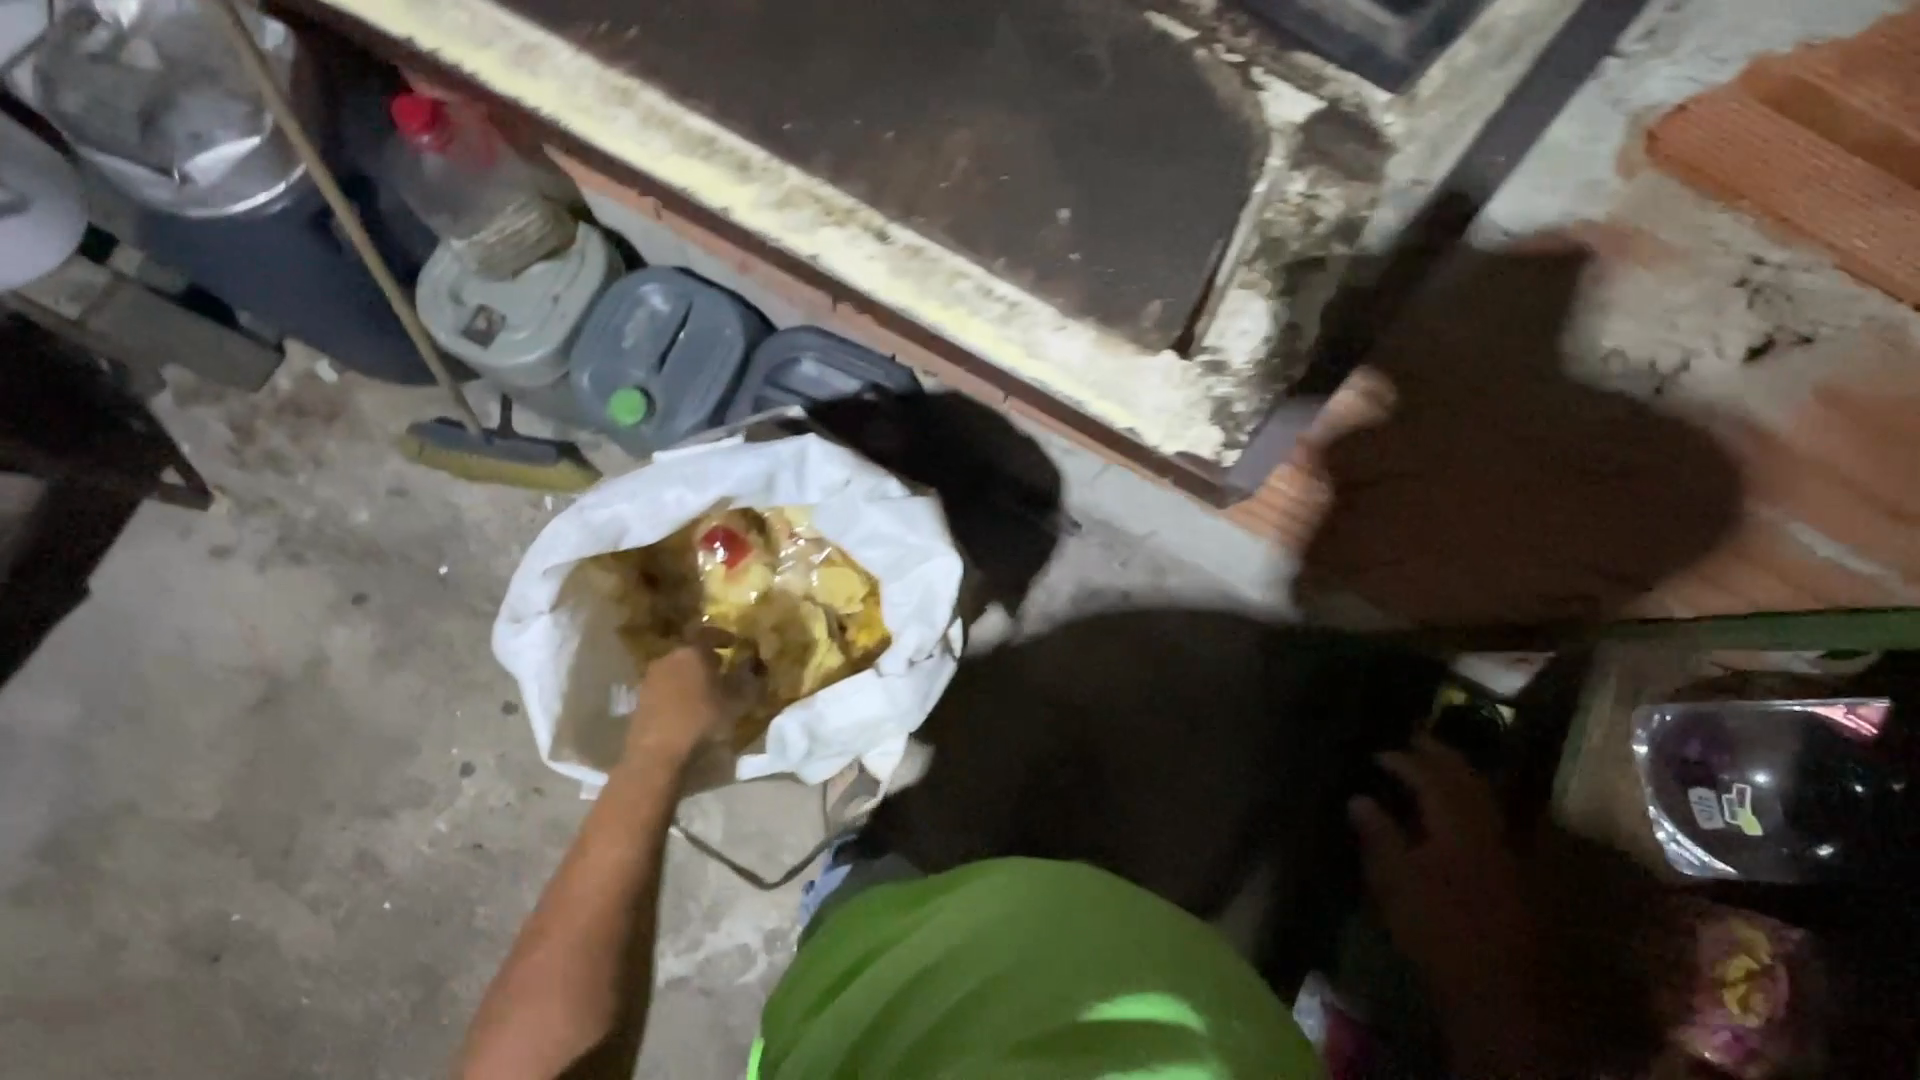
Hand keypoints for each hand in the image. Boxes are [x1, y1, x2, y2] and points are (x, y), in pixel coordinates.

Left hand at [623, 643, 748, 770]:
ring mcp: (650, 680)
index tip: (735, 644)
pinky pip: (665, 688)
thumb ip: (748, 680)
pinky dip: (678, 693)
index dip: (723, 637)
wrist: (656, 755)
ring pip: (676, 670)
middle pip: (690, 652)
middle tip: (723, 670)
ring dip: (691, 677)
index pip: (708, 633)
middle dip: (707, 660)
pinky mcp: (640, 701)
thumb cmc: (701, 721)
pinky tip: (688, 709)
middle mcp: (668, 659)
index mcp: (691, 652)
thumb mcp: (736, 701)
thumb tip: (755, 666)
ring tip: (707, 693)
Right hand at [1349, 736, 1549, 1069]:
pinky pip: (1491, 819)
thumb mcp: (1395, 882)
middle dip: (1440, 755)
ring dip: (1460, 775)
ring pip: (1486, 797)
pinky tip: (1457, 809)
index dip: (1402, 760)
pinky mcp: (1514, 872)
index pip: (1430, 778)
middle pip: (1468, 779)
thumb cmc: (1438, 930)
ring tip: (1435, 764)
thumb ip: (1378, 835)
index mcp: (1458, 825)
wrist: (1498, 988)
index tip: (1377, 753)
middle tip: (1414, 738)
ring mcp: (1508, 850)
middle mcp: (1489, 829)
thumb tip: (1359, 798)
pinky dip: (1471, 802)